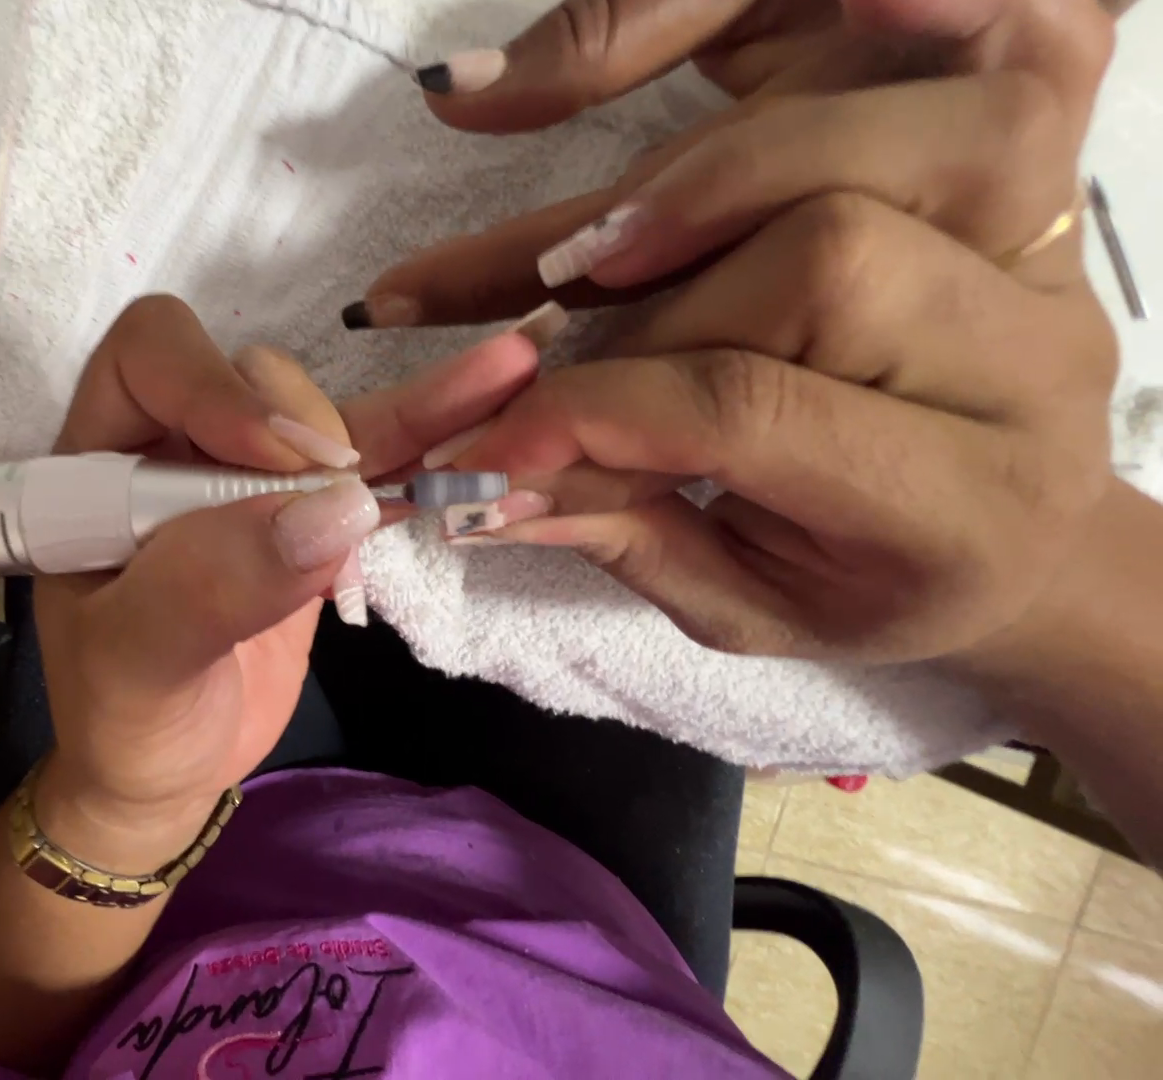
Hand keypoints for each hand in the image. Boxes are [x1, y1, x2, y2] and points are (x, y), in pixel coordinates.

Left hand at [32, 297, 536, 871]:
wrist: (165, 765)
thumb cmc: (124, 721)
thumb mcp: (136, 664)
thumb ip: (208, 587)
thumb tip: (332, 510)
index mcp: (98, 468)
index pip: (147, 363)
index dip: (212, 386)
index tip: (274, 461)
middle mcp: (171, 454)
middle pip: (246, 377)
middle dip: (305, 418)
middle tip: (342, 483)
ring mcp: (243, 485)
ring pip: (321, 416)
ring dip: (402, 409)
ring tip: (497, 380)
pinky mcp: (303, 522)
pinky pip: (366, 473)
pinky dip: (423, 451)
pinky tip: (488, 426)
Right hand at [425, 0, 1119, 663]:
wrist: (1018, 538)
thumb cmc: (866, 587)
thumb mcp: (739, 607)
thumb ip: (613, 536)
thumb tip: (476, 485)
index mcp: (951, 501)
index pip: (746, 407)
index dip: (585, 409)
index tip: (475, 442)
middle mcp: (1018, 349)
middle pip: (812, 258)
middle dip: (629, 310)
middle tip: (517, 353)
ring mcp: (1033, 235)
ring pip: (867, 146)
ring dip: (691, 180)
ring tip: (573, 254)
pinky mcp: (1024, 150)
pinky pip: (1006, 30)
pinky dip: (889, 10)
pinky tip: (781, 18)